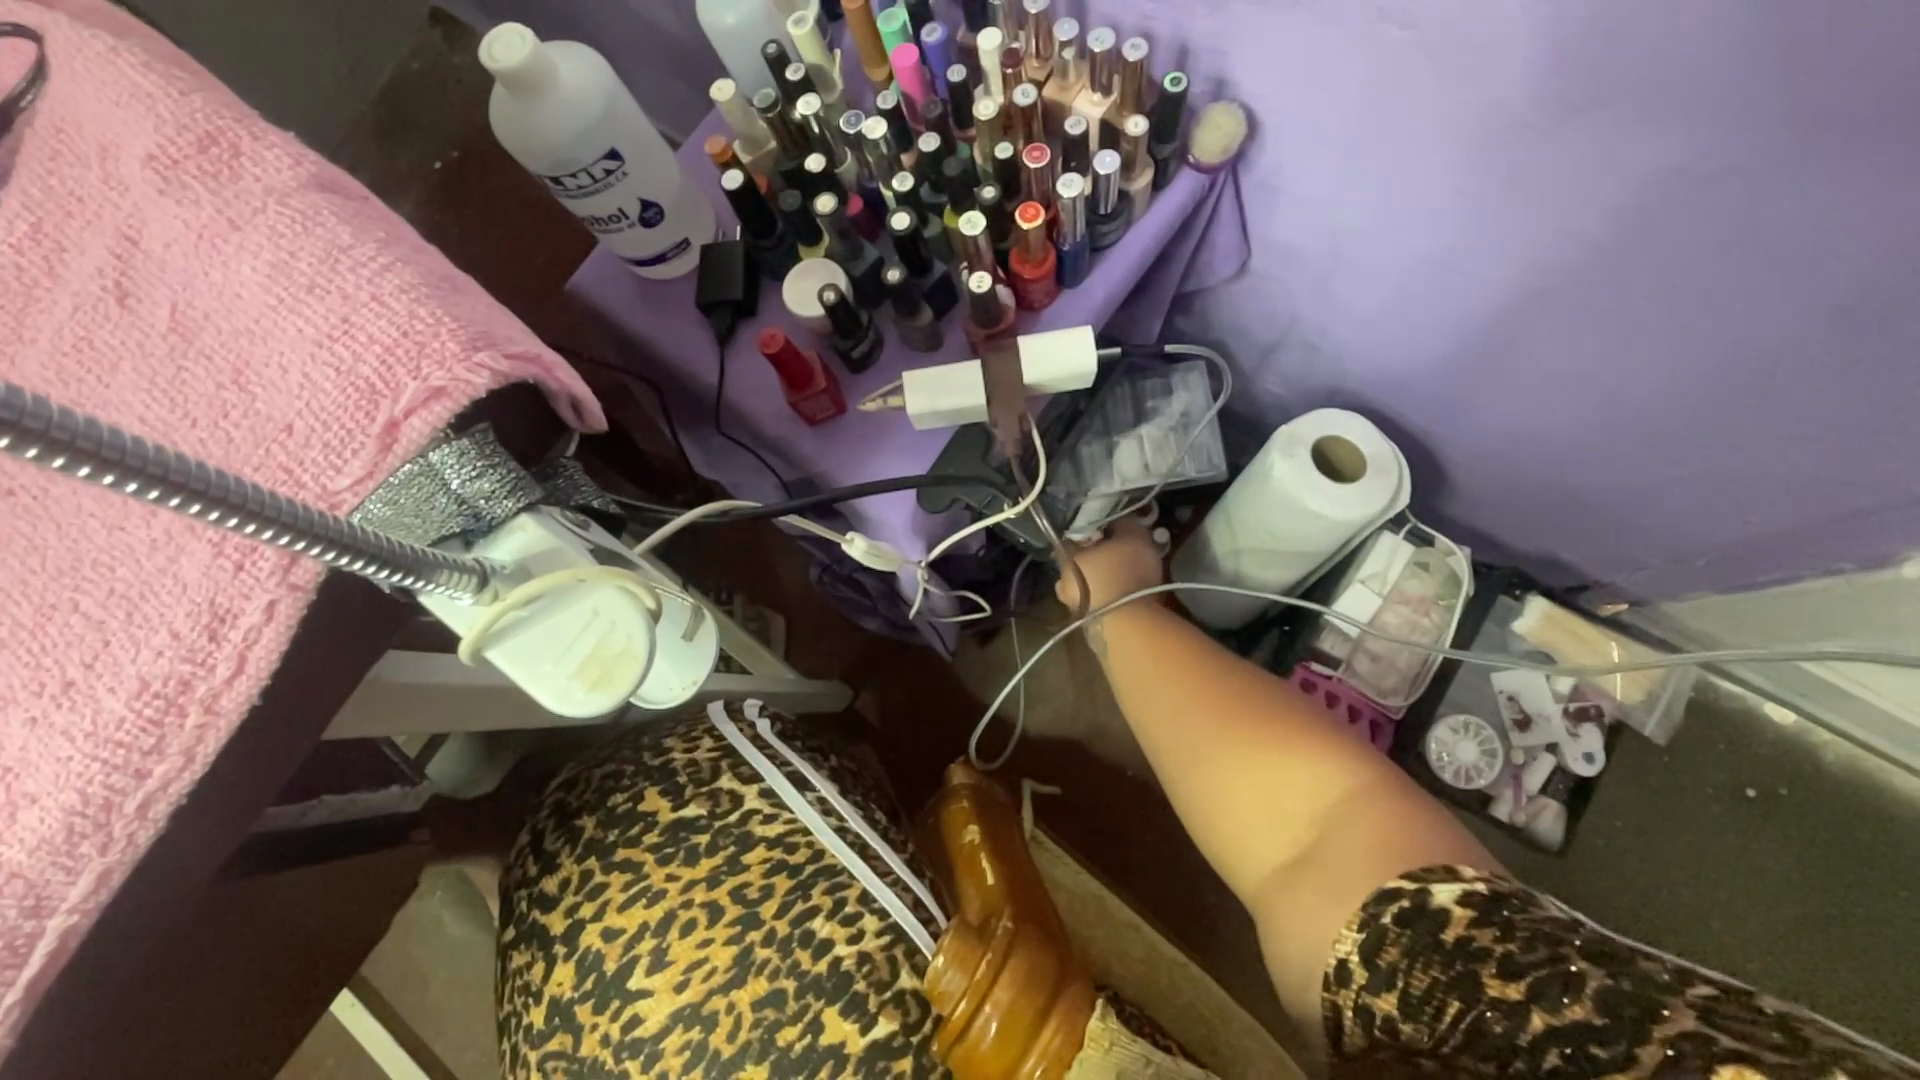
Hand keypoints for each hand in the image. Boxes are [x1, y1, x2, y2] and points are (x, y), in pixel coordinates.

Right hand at [1056, 519, 1164, 613]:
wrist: (1124, 625)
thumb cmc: (1098, 582)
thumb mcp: (1072, 560)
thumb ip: (1069, 548)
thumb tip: (1068, 543)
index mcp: (1134, 533)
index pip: (1113, 519)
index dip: (1093, 526)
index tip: (1077, 536)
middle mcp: (1147, 550)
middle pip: (1118, 545)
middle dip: (1096, 553)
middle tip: (1076, 560)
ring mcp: (1151, 575)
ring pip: (1118, 568)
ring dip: (1100, 574)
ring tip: (1076, 585)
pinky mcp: (1148, 598)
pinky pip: (1122, 588)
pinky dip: (1107, 591)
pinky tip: (1087, 600)